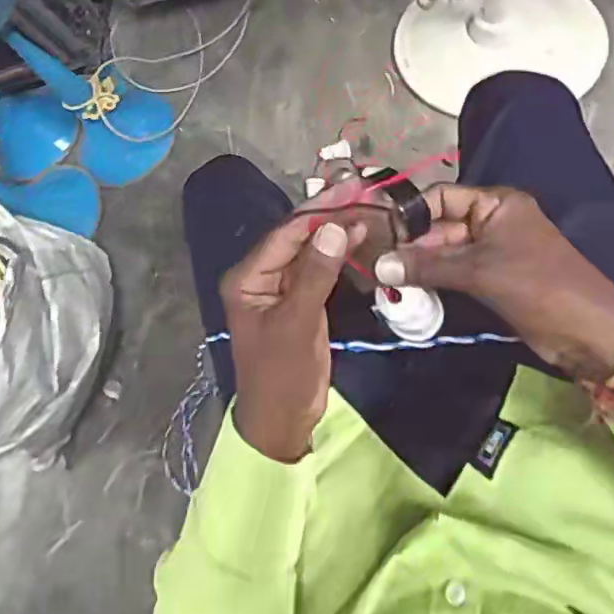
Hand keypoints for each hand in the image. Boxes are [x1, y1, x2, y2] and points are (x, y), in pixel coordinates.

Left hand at [221, 213, 364, 463]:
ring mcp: (280, 287)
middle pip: (296, 238)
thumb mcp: (298, 323)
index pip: (284, 235)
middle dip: (328, 217)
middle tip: (362, 193)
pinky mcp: (299, 300)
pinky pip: (317, 268)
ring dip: (335, 232)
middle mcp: (259, 275)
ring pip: (309, 250)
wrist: (283, 422)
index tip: (348, 192)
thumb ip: (316, 274)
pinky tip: (358, 238)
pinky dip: (337, 254)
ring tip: (367, 210)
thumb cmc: (282, 375)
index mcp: (246, 277)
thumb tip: (335, 228)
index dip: (317, 213)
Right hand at [373, 185, 613, 382]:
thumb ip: (427, 266)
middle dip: (410, 243)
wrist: (591, 337)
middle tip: (374, 260)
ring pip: (443, 250)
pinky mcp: (491, 277)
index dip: (410, 212)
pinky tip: (406, 287)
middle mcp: (492, 221)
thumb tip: (378, 266)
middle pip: (439, 225)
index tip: (379, 230)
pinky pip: (453, 271)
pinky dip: (432, 278)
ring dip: (417, 263)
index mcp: (497, 204)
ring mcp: (492, 250)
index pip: (441, 197)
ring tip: (383, 275)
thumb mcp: (480, 273)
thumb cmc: (539, 288)